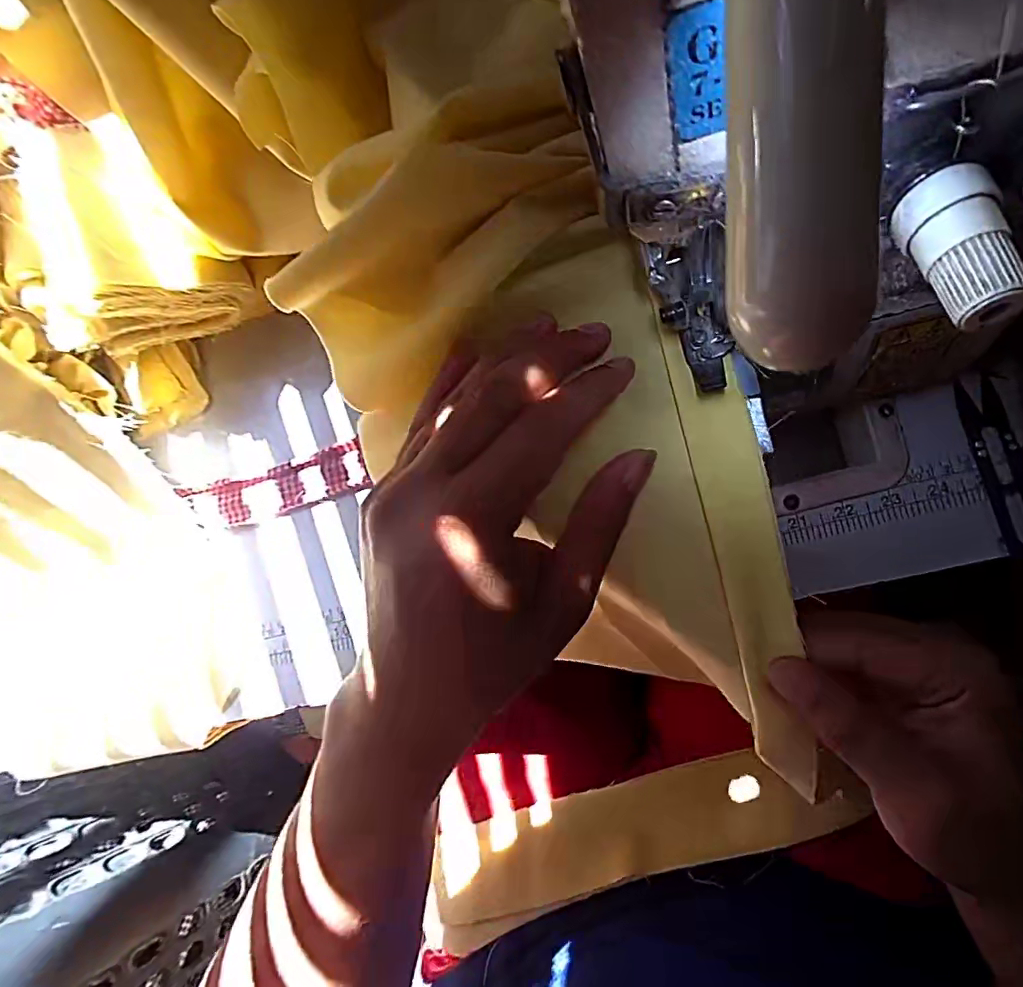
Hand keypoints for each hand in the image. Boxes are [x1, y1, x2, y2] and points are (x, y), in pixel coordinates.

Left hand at [350, 314, 653, 788]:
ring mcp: (393, 486)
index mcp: (469, 524)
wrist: (403, 698)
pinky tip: (474, 349)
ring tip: (547, 324)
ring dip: (505, 357)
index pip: (539, 434)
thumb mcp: (563, 606)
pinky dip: (450, 382)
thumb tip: (639, 458)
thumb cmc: (492, 664)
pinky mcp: (383, 489)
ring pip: (454, 400)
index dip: (587, 395)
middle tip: (595, 334)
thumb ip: (599, 526)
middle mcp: (421, 491)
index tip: (623, 367)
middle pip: (493, 399)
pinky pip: (421, 422)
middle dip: (550, 359)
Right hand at [768, 611, 1022, 900]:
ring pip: (845, 642)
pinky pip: (849, 661)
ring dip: (804, 659)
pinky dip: (818, 675)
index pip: (865, 640)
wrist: (999, 863)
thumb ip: (847, 726)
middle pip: (853, 632)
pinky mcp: (903, 674)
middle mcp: (940, 646)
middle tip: (747, 665)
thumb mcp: (908, 790)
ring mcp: (922, 657)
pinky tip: (789, 690)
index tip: (751, 657)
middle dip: (800, 648)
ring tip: (759, 674)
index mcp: (955, 666)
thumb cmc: (966, 834)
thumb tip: (780, 669)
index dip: (806, 645)